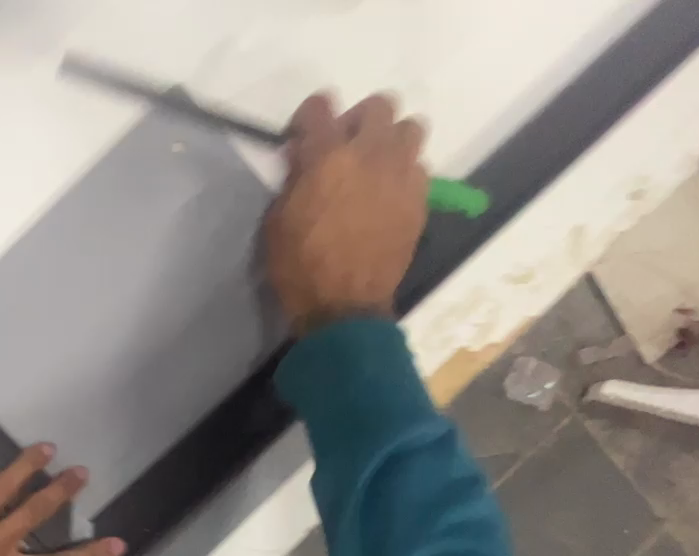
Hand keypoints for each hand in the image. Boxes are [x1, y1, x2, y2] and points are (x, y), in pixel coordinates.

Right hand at [266, 93, 428, 336]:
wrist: (343, 306)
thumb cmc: (299, 268)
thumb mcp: (278, 222)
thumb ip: (293, 180)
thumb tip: (303, 158)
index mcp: (327, 158)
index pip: (320, 106)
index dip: (308, 116)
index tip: (301, 136)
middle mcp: (371, 154)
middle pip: (378, 105)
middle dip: (357, 121)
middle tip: (343, 149)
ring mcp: (402, 174)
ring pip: (409, 128)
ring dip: (389, 140)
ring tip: (372, 167)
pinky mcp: (420, 197)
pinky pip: (419, 166)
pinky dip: (402, 172)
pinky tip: (386, 195)